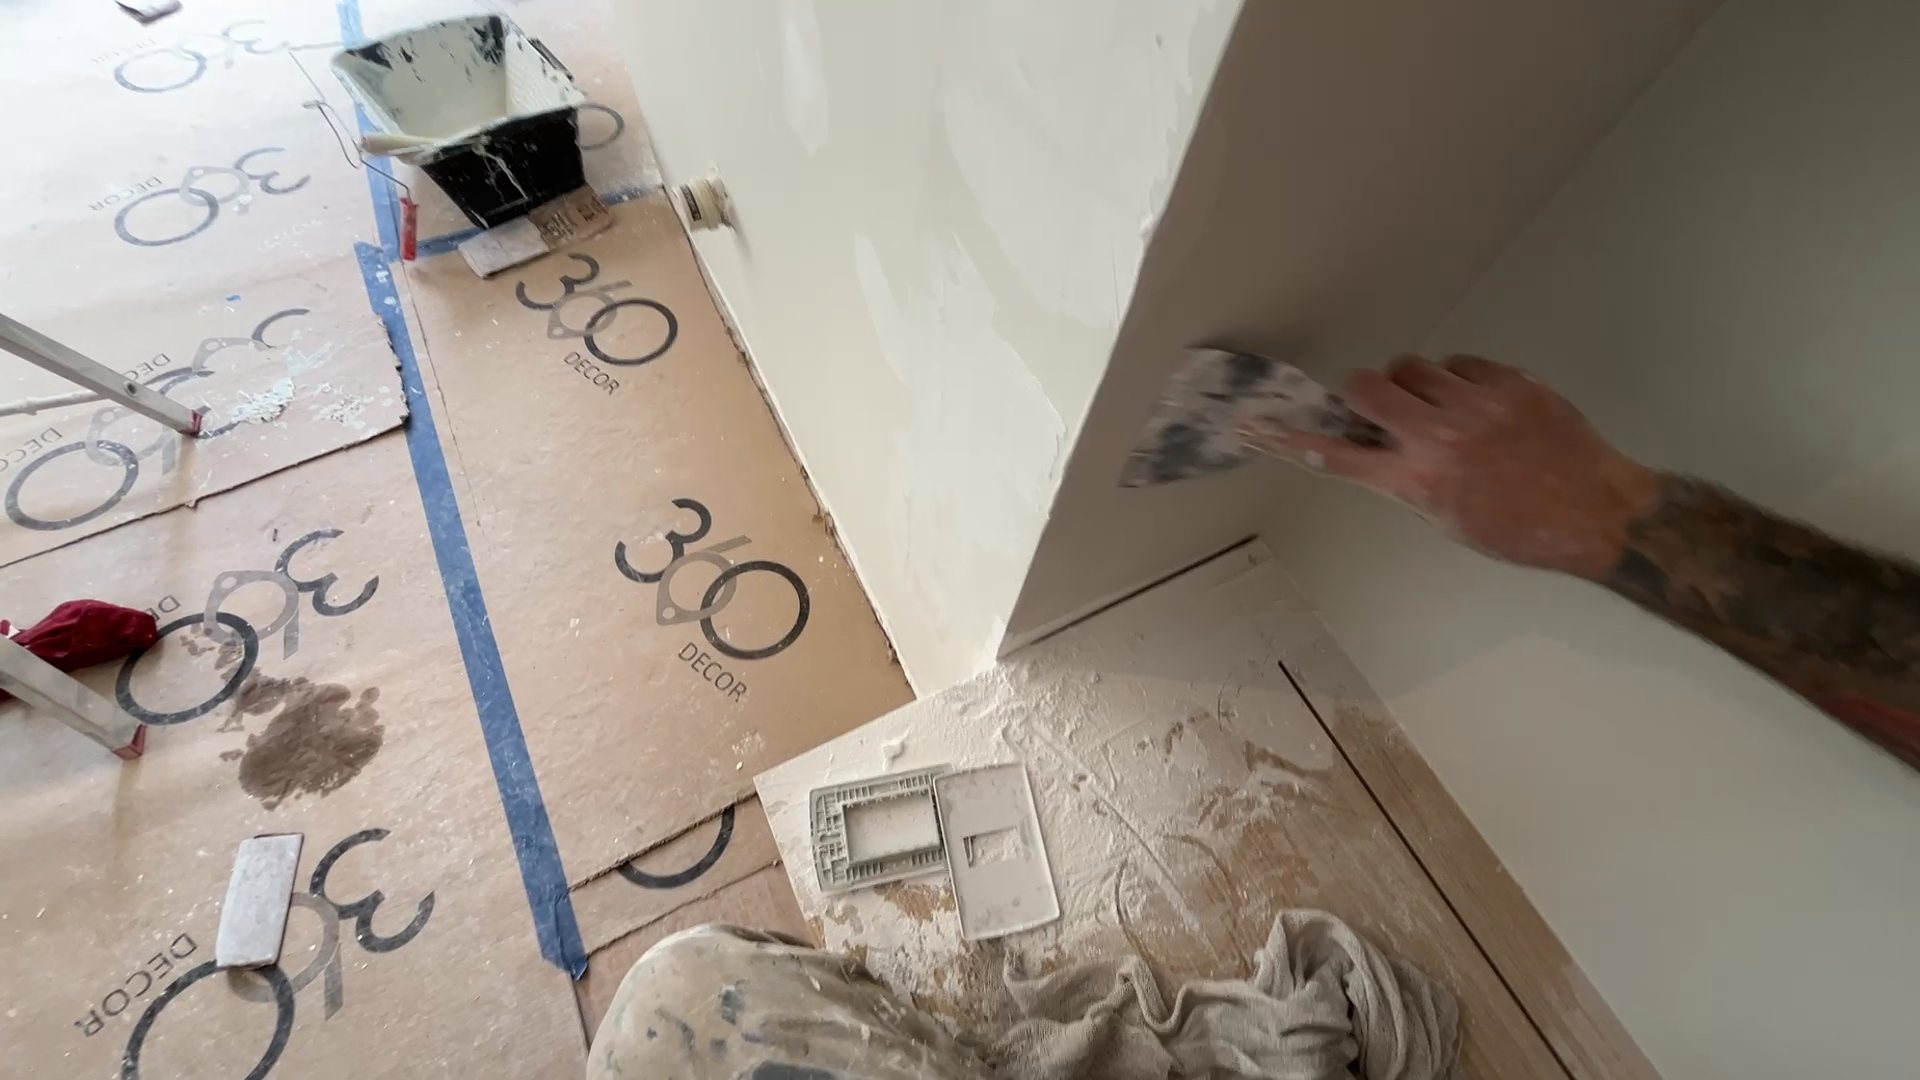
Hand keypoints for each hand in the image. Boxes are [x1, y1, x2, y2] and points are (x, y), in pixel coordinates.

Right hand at [1241, 354, 1660, 579]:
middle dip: (1362, 392)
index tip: (1253, 426)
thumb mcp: (1439, 516)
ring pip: (1412, 366)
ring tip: (1436, 405)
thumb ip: (1398, 476)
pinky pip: (1459, 362)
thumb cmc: (1513, 528)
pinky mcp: (1512, 383)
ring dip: (1409, 382)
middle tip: (1380, 406)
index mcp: (1415, 482)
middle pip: (1366, 387)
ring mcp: (1478, 405)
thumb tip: (1370, 445)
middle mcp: (1439, 438)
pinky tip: (1475, 400)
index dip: (1285, 439)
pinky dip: (1454, 377)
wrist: (1599, 513)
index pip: (1331, 455)